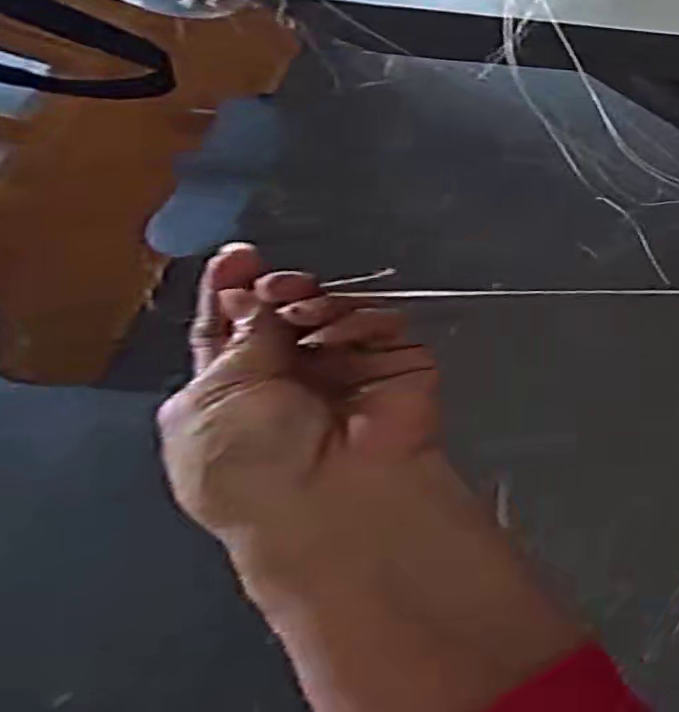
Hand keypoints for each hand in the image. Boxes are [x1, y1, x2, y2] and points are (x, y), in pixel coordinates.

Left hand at [158, 243, 440, 543]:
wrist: (332, 487)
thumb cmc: (250, 457)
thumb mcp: (215, 398)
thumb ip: (242, 337)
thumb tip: (256, 293)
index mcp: (234, 384)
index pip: (232, 325)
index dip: (231, 289)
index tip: (237, 254)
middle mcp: (292, 370)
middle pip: (287, 310)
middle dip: (280, 289)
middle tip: (279, 284)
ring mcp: (349, 364)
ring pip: (337, 310)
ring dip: (318, 304)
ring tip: (305, 314)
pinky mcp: (399, 361)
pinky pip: (382, 323)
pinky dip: (361, 322)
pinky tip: (341, 337)